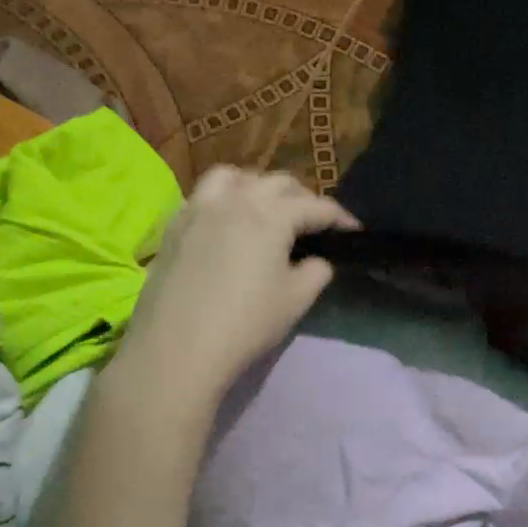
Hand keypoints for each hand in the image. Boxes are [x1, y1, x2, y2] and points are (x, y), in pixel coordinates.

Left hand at [117, 167, 358, 398]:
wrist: (177, 349)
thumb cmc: (246, 323)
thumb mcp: (297, 299)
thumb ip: (317, 270)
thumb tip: (315, 260)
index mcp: (272, 216)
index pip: (317, 206)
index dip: (341, 217)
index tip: (354, 231)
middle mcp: (235, 201)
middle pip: (278, 183)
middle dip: (303, 198)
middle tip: (314, 223)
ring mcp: (198, 210)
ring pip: (234, 177)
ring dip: (258, 187)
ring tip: (266, 209)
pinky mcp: (173, 227)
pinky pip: (203, 196)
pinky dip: (224, 199)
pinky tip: (228, 224)